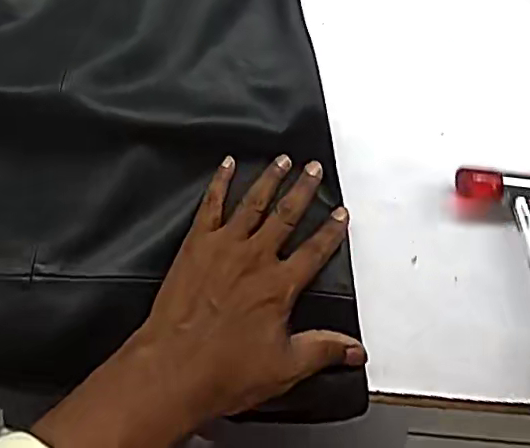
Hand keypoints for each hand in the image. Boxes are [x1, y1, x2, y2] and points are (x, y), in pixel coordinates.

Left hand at [33, 155, 361, 447]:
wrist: (174, 367)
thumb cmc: (224, 370)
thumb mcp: (284, 367)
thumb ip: (322, 349)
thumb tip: (355, 349)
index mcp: (278, 286)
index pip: (313, 250)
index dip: (330, 230)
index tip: (340, 212)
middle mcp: (254, 258)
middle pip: (286, 215)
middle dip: (303, 189)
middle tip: (314, 168)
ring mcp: (224, 245)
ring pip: (253, 202)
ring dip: (270, 178)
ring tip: (282, 160)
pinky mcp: (197, 242)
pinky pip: (212, 203)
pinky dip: (220, 181)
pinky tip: (227, 164)